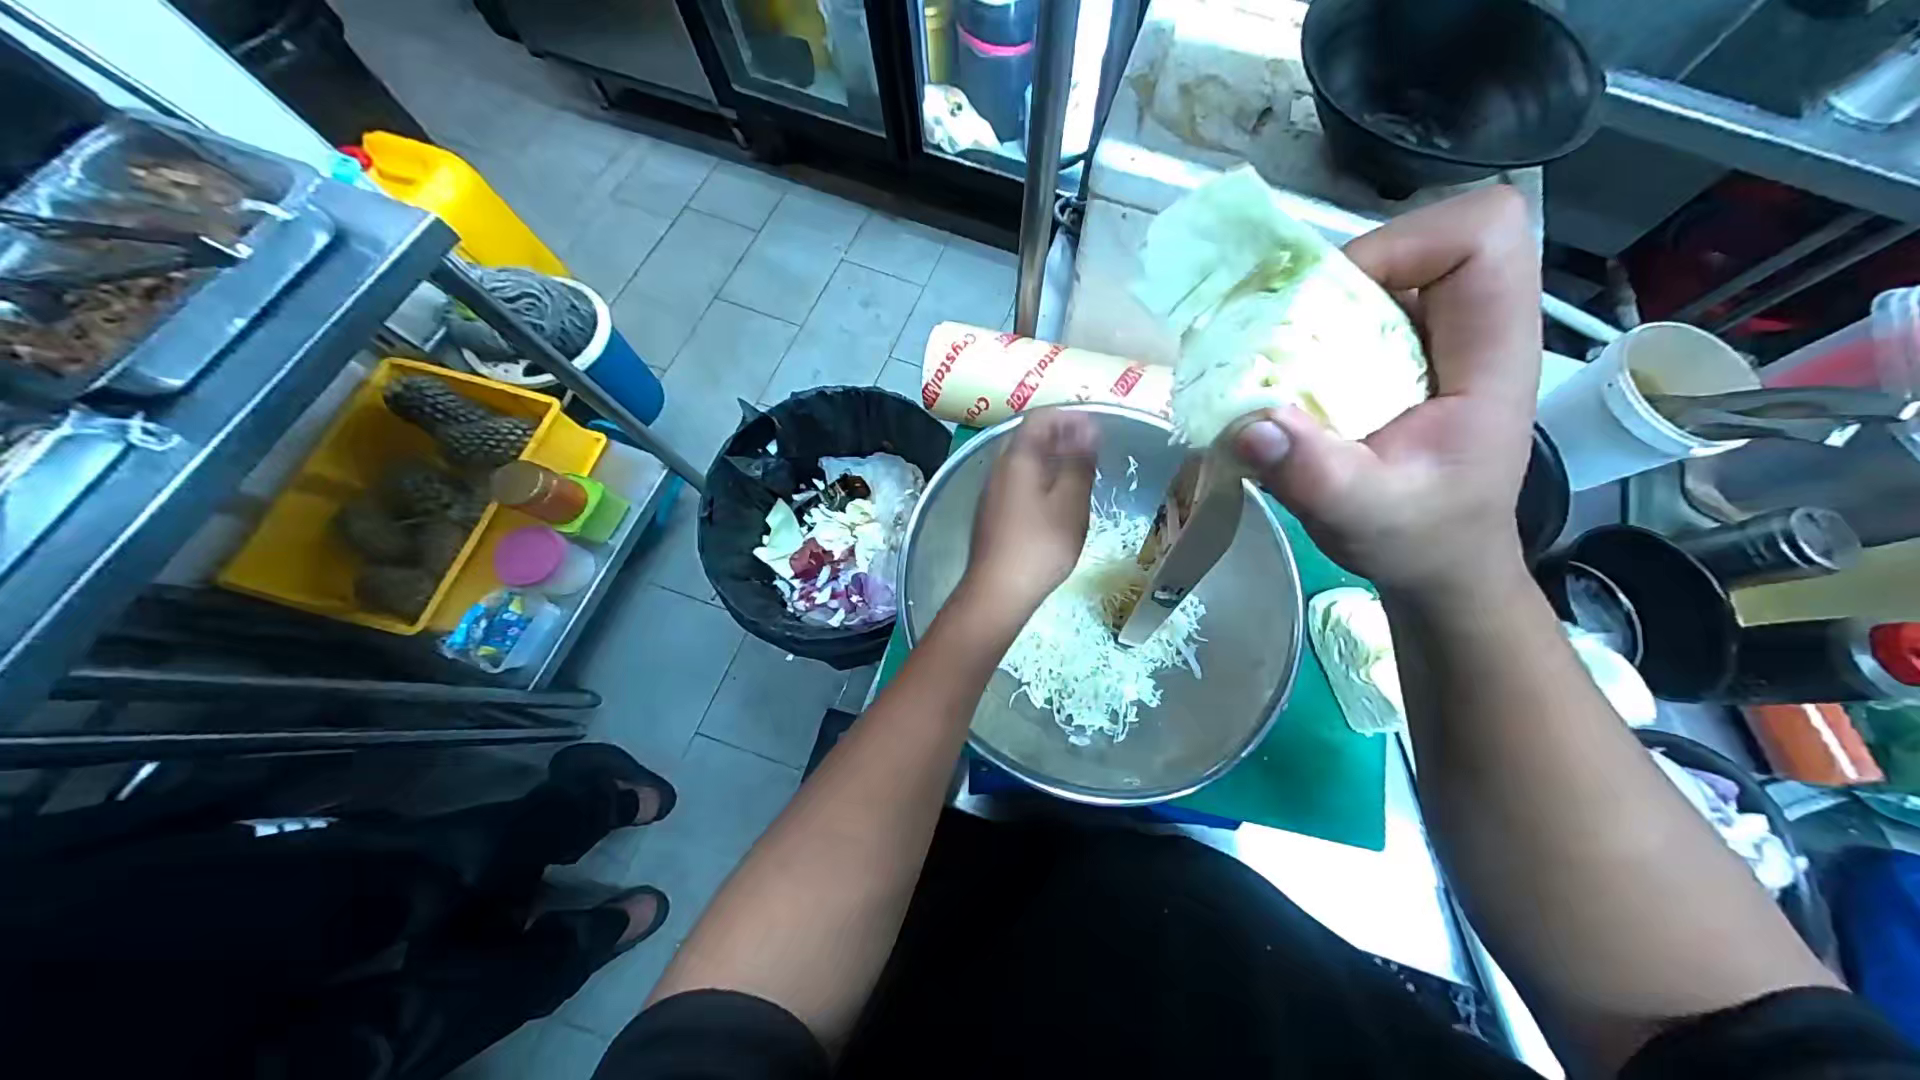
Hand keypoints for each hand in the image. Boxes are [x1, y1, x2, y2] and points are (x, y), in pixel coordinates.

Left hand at [961, 407, 1096, 615]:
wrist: (998, 592)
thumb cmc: (1040, 545)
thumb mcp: (1070, 502)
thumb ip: (1079, 462)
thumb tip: (1087, 429)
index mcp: (1017, 458)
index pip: (1040, 418)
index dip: (1069, 417)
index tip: (1096, 430)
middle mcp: (998, 469)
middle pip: (1028, 438)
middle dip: (1061, 437)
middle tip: (1091, 452)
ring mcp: (992, 492)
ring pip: (1022, 462)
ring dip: (1051, 460)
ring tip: (1080, 476)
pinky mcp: (992, 514)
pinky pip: (1018, 483)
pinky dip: (1040, 481)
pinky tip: (1057, 502)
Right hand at [1228, 186, 1540, 599]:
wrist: (1439, 563)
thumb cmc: (1419, 537)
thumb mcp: (1363, 515)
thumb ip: (1313, 474)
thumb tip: (1248, 424)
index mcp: (1492, 354)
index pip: (1482, 236)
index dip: (1404, 244)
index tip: (1333, 302)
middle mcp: (1472, 331)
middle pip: (1430, 237)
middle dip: (1348, 271)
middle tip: (1291, 328)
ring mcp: (1440, 340)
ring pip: (1391, 269)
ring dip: (1325, 299)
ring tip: (1280, 350)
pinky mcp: (1407, 355)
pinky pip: (1365, 307)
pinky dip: (1318, 325)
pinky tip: (1289, 370)